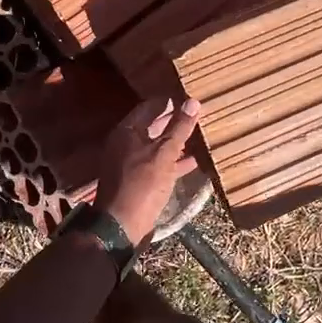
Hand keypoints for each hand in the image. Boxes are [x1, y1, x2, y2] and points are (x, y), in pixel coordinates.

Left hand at [94, 98, 201, 242]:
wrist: (122, 226)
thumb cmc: (142, 184)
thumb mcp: (164, 153)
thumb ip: (179, 128)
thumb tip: (193, 101)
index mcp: (126, 131)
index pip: (150, 106)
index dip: (169, 101)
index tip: (189, 96)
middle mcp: (125, 144)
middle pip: (152, 125)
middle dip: (174, 121)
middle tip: (197, 114)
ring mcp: (130, 163)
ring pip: (157, 146)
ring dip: (176, 142)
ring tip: (199, 134)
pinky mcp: (138, 181)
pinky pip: (158, 164)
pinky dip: (174, 162)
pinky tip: (194, 161)